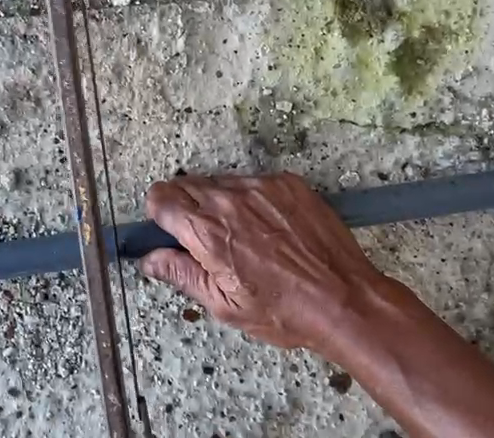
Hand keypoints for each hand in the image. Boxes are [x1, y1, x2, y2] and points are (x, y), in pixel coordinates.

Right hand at [138, 173, 387, 352]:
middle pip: (185, 185)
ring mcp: (259, 187)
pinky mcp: (284, 182)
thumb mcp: (225, 305)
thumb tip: (149, 259)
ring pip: (218, 182)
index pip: (161, 198)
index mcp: (207, 232)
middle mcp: (229, 201)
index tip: (167, 227)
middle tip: (204, 237)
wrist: (344, 299)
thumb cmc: (285, 311)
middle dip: (185, 207)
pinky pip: (252, 181)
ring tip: (241, 234)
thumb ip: (181, 274)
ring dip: (218, 202)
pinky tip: (267, 227)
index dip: (159, 213)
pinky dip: (250, 199)